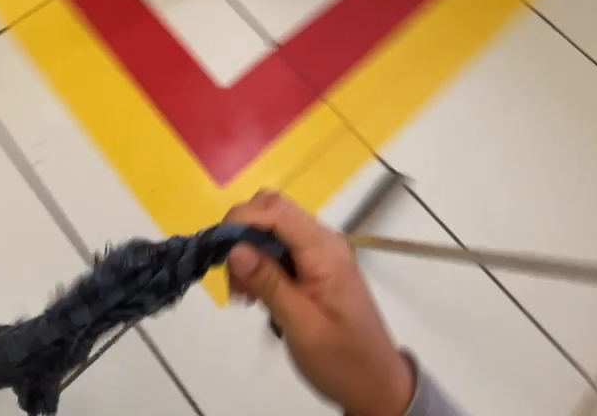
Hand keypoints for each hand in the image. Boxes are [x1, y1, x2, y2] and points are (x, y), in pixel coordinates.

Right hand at [225, 191, 415, 415]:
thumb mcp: (302, 327)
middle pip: (272, 209)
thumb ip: (269, 283)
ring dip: (248, 248)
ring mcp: (319, 250)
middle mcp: (322, 240)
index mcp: (323, 250)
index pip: (275, 211)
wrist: (379, 388)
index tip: (218, 249)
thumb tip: (234, 247)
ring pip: (272, 225)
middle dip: (242, 232)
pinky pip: (279, 244)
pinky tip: (255, 292)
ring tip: (243, 292)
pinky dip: (260, 260)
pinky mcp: (314, 264)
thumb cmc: (343, 361)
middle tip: (232, 274)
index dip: (241, 219)